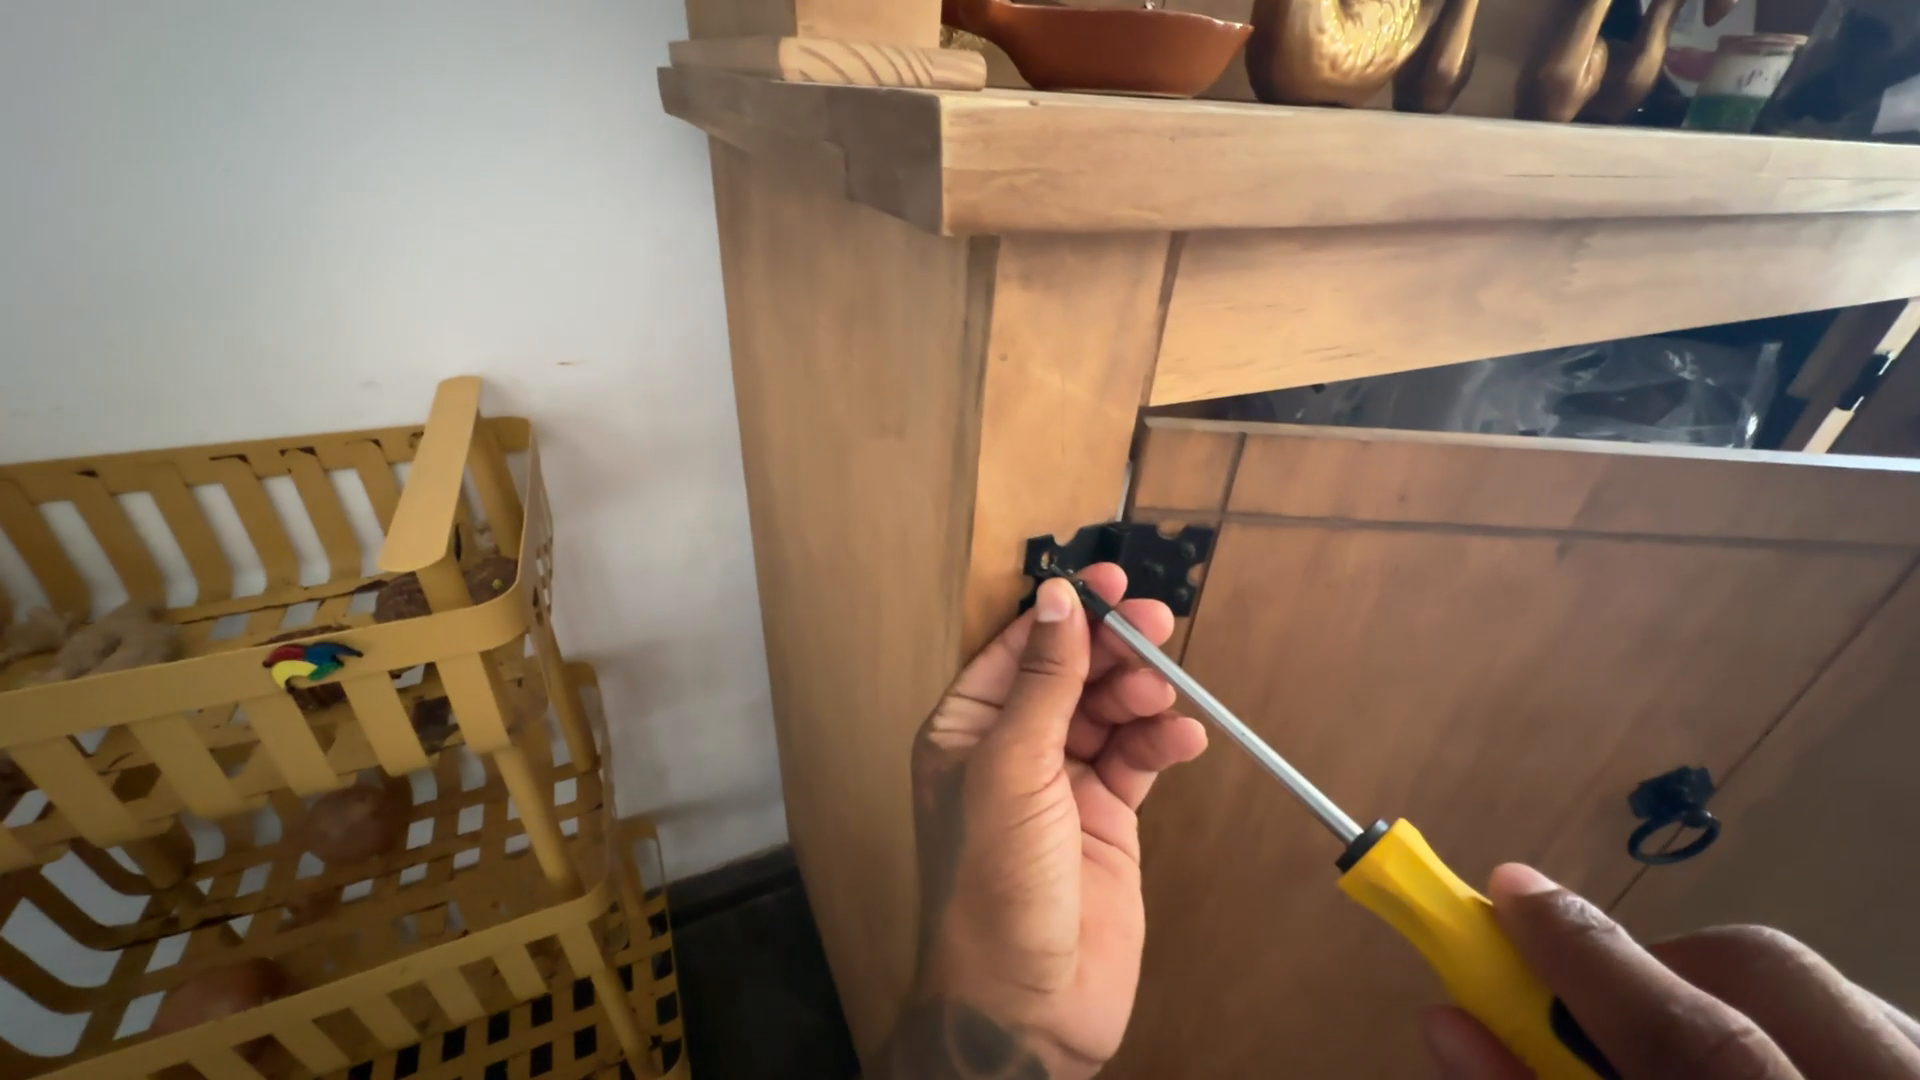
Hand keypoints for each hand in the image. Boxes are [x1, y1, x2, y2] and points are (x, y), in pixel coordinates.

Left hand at [880, 564, 1208, 1079]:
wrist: (1030, 1003)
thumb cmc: (997, 877)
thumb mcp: (1013, 766)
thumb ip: (1043, 682)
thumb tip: (1059, 598)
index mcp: (968, 727)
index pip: (1019, 650)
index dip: (1064, 614)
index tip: (1109, 582)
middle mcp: (1012, 746)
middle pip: (1069, 675)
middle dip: (1110, 648)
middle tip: (1156, 624)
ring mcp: (1062, 781)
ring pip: (1106, 712)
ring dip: (1138, 693)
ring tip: (1164, 688)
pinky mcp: (1106, 815)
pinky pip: (1136, 759)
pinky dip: (1159, 741)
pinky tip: (1182, 736)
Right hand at [1423, 864, 1919, 1078]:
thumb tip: (1443, 1020)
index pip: (1693, 1042)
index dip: (1584, 954)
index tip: (1500, 888)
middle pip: (1771, 974)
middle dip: (1652, 962)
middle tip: (1595, 1006)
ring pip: (1829, 980)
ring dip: (1729, 995)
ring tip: (1694, 1056)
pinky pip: (1879, 1014)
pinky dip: (1805, 1022)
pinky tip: (1782, 1067)